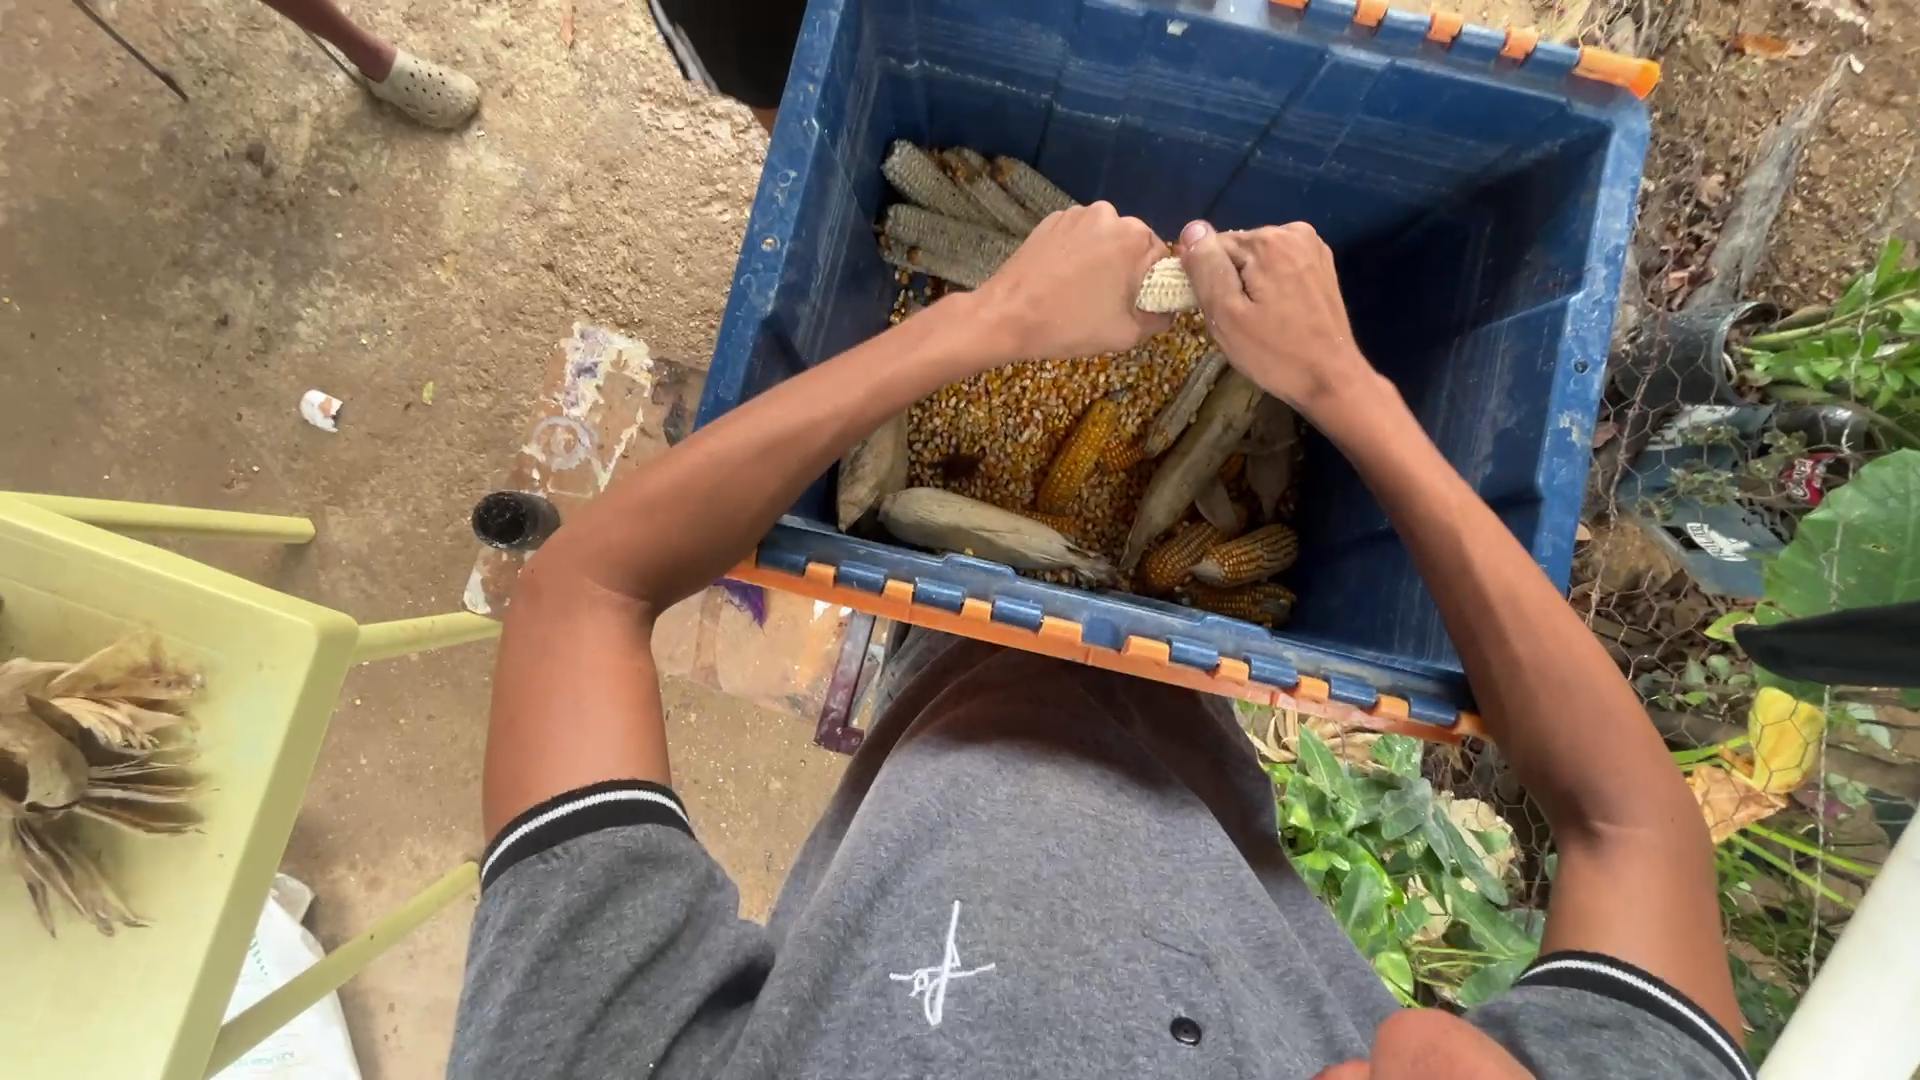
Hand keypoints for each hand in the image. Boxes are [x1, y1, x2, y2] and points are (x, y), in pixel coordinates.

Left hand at [975, 202, 1171, 361]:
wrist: (1005, 316)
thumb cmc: (1068, 326)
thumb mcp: (1125, 334)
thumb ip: (1159, 320)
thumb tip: (1167, 310)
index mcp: (1135, 237)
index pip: (1160, 260)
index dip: (1150, 287)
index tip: (1132, 307)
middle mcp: (1109, 214)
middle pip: (1131, 246)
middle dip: (1124, 272)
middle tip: (1103, 304)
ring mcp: (1075, 214)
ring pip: (1103, 240)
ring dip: (1099, 262)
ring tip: (1078, 293)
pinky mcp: (1050, 220)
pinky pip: (1077, 237)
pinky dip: (1076, 255)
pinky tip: (1061, 280)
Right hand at [1177, 220, 1382, 422]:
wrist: (1329, 377)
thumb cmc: (1272, 352)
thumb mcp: (1225, 314)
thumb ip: (1206, 268)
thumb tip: (1191, 229)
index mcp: (1267, 241)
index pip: (1211, 247)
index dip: (1205, 280)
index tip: (1215, 312)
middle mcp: (1292, 232)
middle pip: (1235, 251)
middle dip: (1228, 282)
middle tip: (1237, 322)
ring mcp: (1312, 247)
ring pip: (1255, 260)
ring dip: (1247, 286)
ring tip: (1256, 319)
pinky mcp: (1320, 265)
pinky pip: (1277, 267)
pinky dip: (1268, 287)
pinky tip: (1275, 313)